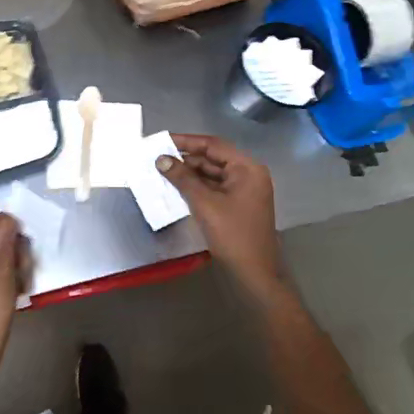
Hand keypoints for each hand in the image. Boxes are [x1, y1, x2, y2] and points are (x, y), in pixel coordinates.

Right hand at [158, 134, 286, 295]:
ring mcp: (244, 190)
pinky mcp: (238, 204)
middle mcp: (248, 174)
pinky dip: (197, 187)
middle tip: (158, 158)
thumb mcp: (205, 204)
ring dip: (189, 173)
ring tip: (162, 171)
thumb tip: (161, 160)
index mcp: (247, 168)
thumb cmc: (233, 235)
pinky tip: (176, 188)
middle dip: (186, 159)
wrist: (255, 274)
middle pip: (213, 158)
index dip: (186, 142)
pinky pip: (215, 188)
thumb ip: (183, 179)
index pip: (213, 145)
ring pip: (212, 174)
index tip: (163, 140)